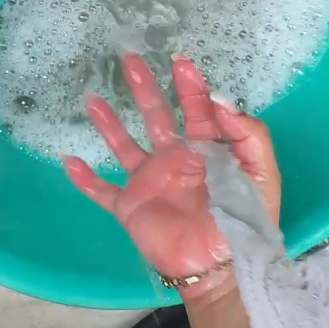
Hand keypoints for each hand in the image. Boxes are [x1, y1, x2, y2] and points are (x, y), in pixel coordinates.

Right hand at [62, 54, 281, 301]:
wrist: (220, 270)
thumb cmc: (243, 221)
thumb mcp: (260, 173)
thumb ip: (247, 134)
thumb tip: (219, 98)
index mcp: (206, 150)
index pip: (196, 110)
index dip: (190, 85)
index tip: (180, 61)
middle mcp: (174, 160)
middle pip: (156, 116)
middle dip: (145, 87)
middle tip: (130, 58)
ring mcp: (150, 182)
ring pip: (124, 145)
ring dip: (109, 123)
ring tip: (92, 97)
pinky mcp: (130, 207)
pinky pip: (102, 190)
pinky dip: (84, 178)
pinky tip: (68, 160)